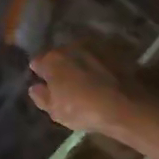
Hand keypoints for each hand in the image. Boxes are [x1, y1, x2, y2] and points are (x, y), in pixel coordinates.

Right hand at [28, 48, 156, 138]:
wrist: (124, 105)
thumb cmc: (83, 109)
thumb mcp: (55, 111)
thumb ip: (41, 97)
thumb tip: (34, 87)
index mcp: (51, 60)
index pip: (37, 62)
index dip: (40, 74)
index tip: (44, 85)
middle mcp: (69, 47)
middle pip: (58, 56)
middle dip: (60, 67)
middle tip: (65, 85)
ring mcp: (92, 47)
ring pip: (78, 55)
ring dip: (78, 64)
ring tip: (85, 82)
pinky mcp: (112, 51)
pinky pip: (97, 58)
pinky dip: (96, 65)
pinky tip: (101, 79)